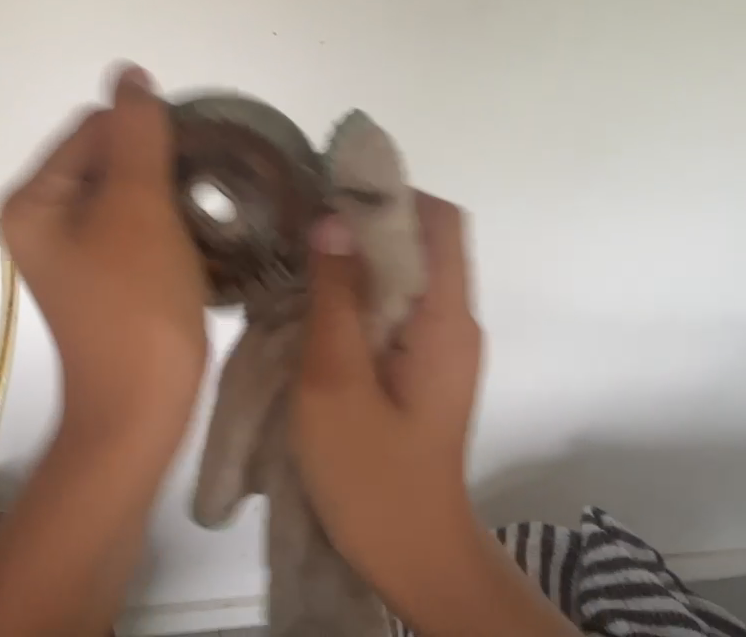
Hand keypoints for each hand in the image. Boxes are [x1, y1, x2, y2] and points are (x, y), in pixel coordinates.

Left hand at [0, 65, 209, 443]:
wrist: (139, 414)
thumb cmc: (136, 307)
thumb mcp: (138, 208)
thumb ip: (136, 133)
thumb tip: (129, 72)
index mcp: (34, 198)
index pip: (94, 127)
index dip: (148, 131)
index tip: (201, 156)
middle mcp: (41, 216)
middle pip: (108, 156)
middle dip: (160, 162)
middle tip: (211, 183)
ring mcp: (69, 248)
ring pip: (126, 190)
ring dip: (169, 191)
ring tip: (210, 209)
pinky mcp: (98, 272)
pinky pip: (132, 224)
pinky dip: (165, 221)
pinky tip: (197, 235)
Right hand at [292, 192, 485, 603]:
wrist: (412, 555)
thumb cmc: (371, 473)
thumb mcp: (336, 379)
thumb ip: (334, 296)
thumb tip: (330, 217)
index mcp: (444, 319)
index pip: (439, 219)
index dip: (389, 192)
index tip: (328, 190)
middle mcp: (451, 321)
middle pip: (419, 240)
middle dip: (361, 220)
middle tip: (296, 221)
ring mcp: (438, 345)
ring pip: (401, 272)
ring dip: (352, 255)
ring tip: (293, 255)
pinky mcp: (419, 365)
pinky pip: (390, 304)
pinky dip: (354, 289)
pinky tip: (308, 302)